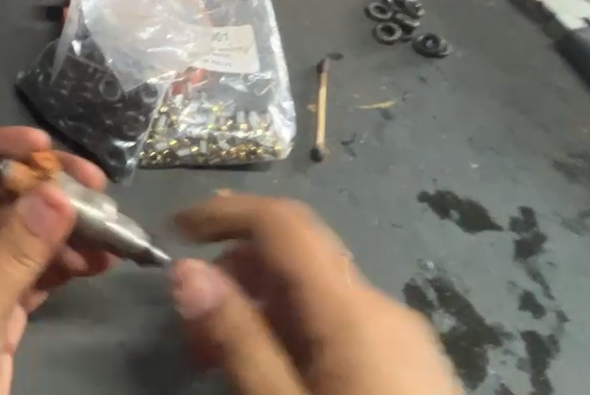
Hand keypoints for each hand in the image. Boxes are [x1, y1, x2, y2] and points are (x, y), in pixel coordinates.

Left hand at [0, 127, 114, 394]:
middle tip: (98, 186)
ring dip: (64, 228)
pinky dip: (64, 265)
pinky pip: (34, 274)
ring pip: (22, 235)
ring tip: (111, 229)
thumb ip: (16, 252)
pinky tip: (99, 261)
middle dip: (45, 187)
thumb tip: (61, 192)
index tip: (45, 144)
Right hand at [169, 193, 461, 394]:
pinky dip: (294, 335)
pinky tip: (277, 380)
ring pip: (315, 297)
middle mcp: (385, 311)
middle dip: (233, 276)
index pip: (283, 222)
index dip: (224, 211)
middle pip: (294, 258)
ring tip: (225, 365)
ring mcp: (407, 344)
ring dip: (260, 311)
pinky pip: (341, 328)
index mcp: (355, 312)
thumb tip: (186, 269)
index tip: (174, 230)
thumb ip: (236, 337)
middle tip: (191, 331)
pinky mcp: (415, 374)